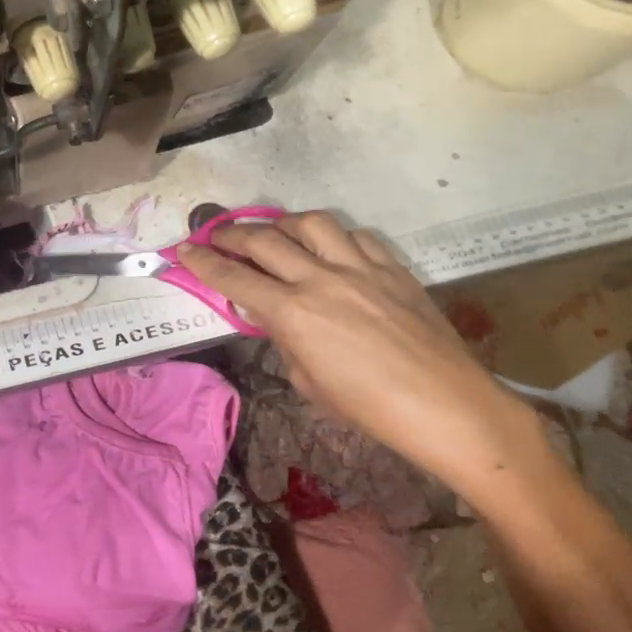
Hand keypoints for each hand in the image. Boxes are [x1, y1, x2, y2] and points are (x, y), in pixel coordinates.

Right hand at [177, 212, 549, 493]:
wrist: (448, 407)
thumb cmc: (370, 408)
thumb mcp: (307, 381)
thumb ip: (284, 339)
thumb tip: (275, 317)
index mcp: (293, 313)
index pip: (233, 277)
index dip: (202, 261)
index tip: (183, 249)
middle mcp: (321, 280)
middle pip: (263, 240)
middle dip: (231, 234)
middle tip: (217, 235)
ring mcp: (361, 269)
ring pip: (310, 223)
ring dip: (282, 224)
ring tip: (273, 233)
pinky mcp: (393, 269)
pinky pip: (355, 236)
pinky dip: (332, 237)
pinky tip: (328, 248)